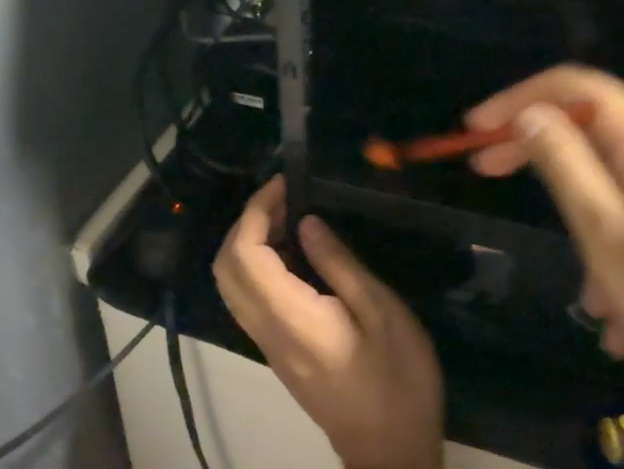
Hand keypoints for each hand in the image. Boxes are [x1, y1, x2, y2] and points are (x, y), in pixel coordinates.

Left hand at [213, 176, 443, 468]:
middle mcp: (266, 330)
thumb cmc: (398, 381)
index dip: (256, 210)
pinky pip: (248, 299)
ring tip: (292, 218)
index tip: (285, 183)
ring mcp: (268, 344)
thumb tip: (304, 222)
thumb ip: (338, 264)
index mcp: (290, 317)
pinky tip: (295, 253)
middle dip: (246, 221)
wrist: (391, 453)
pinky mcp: (278, 352)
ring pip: (231, 284)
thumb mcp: (382, 314)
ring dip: (249, 242)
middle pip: (225, 266)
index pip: (244, 253)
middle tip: (285, 198)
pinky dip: (257, 264)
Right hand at [465, 67, 623, 420]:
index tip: (473, 134)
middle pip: (599, 131)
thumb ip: (563, 163)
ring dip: (596, 229)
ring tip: (595, 306)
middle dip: (551, 169)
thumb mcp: (608, 234)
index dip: (514, 101)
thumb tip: (532, 114)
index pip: (570, 85)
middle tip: (496, 187)